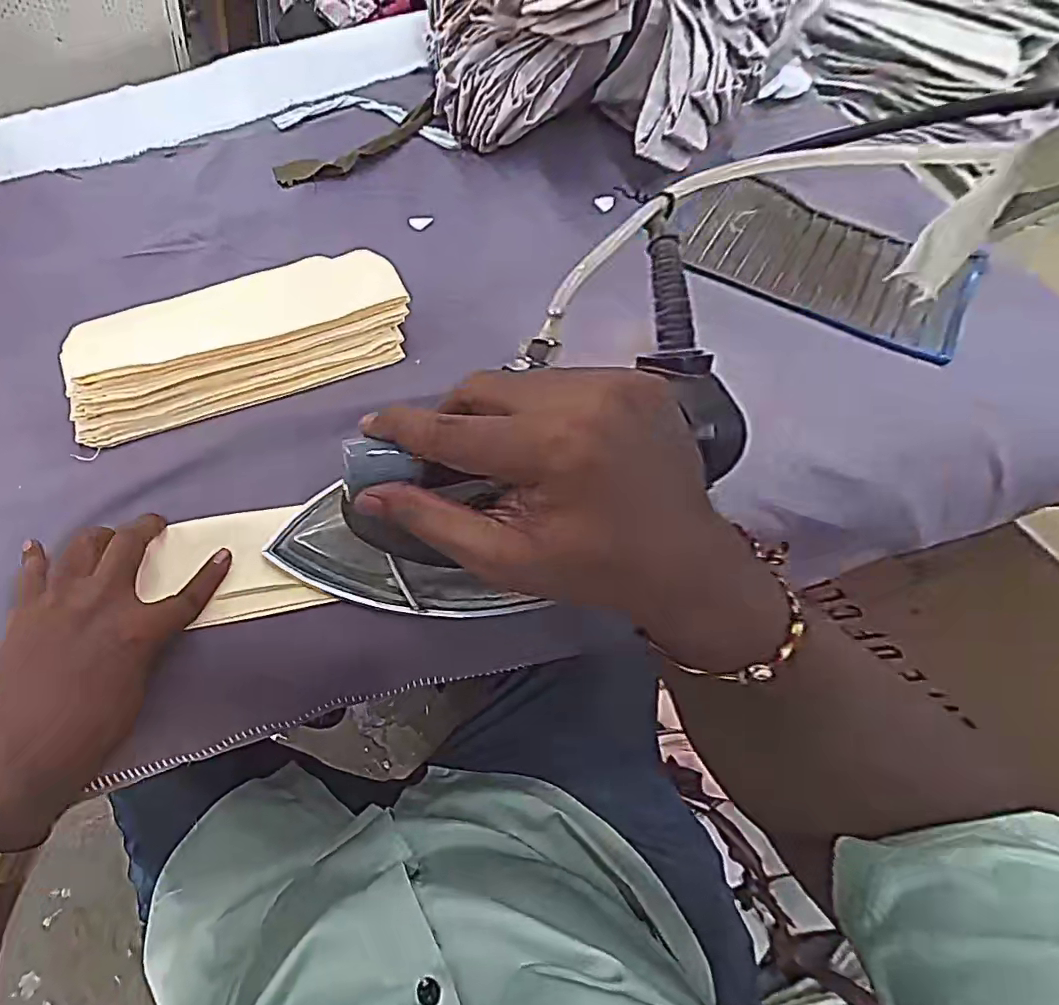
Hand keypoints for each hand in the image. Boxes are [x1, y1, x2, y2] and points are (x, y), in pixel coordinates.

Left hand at [0, 515, 229, 850]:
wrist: (21, 750)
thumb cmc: (88, 735)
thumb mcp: (135, 692)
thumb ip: (143, 652)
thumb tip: (140, 637)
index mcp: (137, 630)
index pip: (184, 598)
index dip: (208, 576)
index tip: (220, 555)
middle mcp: (101, 601)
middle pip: (128, 547)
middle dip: (146, 528)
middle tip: (154, 524)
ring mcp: (59, 600)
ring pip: (81, 547)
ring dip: (99, 536)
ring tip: (106, 535)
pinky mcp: (25, 609)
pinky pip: (32, 571)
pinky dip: (37, 557)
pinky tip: (36, 547)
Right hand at [358, 368, 787, 670]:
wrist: (686, 564)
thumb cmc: (592, 571)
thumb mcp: (503, 558)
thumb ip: (432, 520)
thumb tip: (372, 495)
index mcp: (554, 448)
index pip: (454, 430)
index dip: (404, 428)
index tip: (371, 427)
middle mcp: (585, 398)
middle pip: (481, 390)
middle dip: (450, 420)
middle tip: (440, 457)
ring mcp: (616, 381)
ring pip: (516, 382)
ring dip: (492, 415)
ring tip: (499, 457)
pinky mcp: (635, 379)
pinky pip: (555, 381)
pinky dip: (532, 409)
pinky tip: (542, 446)